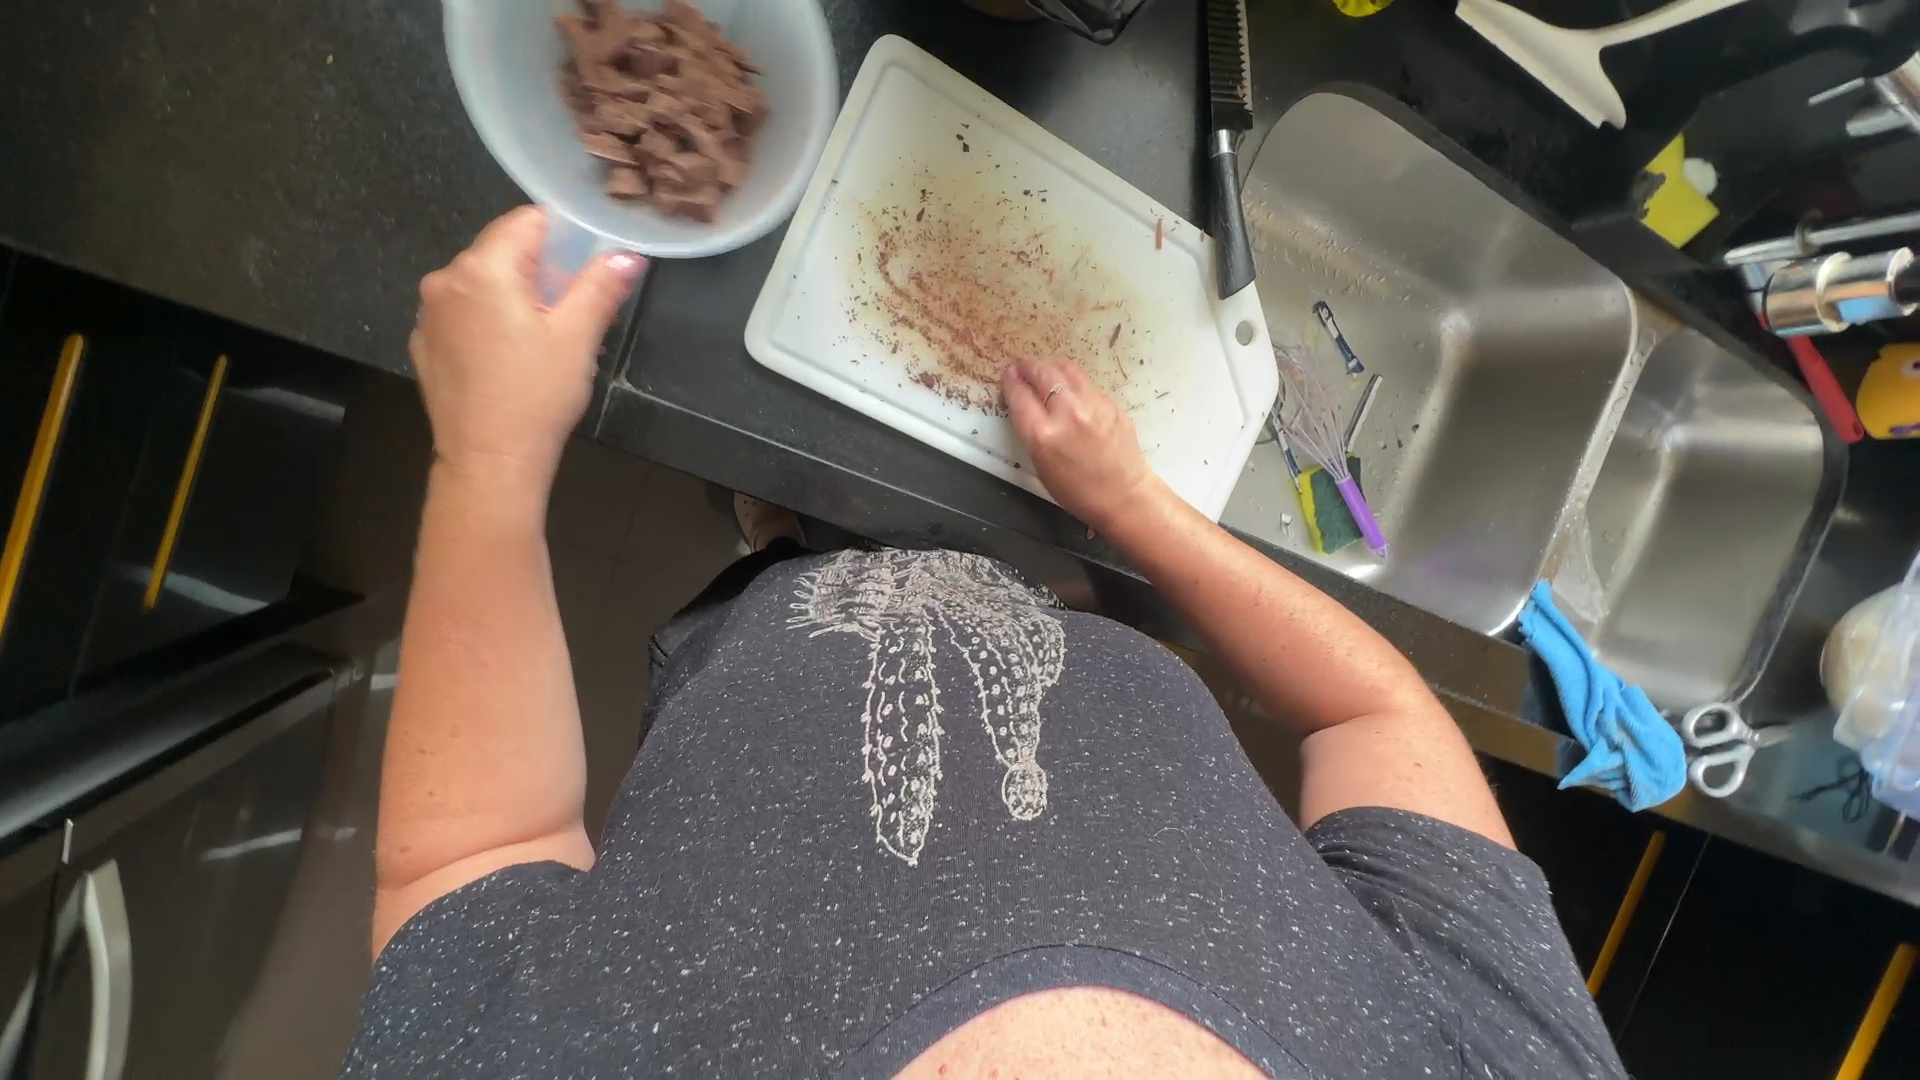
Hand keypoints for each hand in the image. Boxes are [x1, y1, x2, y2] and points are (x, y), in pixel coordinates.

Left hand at [411, 206, 645, 488]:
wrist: (490, 460)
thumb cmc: (538, 395)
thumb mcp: (579, 338)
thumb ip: (601, 288)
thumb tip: (627, 256)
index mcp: (483, 269)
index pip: (526, 222)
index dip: (565, 236)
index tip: (592, 265)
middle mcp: (445, 281)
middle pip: (503, 253)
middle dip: (546, 273)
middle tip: (582, 311)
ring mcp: (430, 315)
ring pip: (486, 287)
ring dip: (522, 300)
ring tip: (554, 342)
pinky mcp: (427, 346)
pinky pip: (467, 317)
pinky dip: (495, 325)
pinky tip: (518, 361)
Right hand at [1002, 357, 1155, 530]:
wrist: (1123, 496)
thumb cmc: (1076, 490)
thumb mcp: (1040, 464)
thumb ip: (1030, 429)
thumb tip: (1023, 401)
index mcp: (1044, 435)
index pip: (1020, 395)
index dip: (1010, 382)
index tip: (1008, 375)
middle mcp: (1068, 413)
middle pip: (1042, 373)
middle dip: (1028, 366)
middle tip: (1021, 366)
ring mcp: (1093, 405)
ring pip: (1066, 369)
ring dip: (1050, 366)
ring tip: (1043, 370)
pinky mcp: (1111, 403)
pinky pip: (1085, 383)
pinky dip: (1071, 381)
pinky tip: (1069, 389)